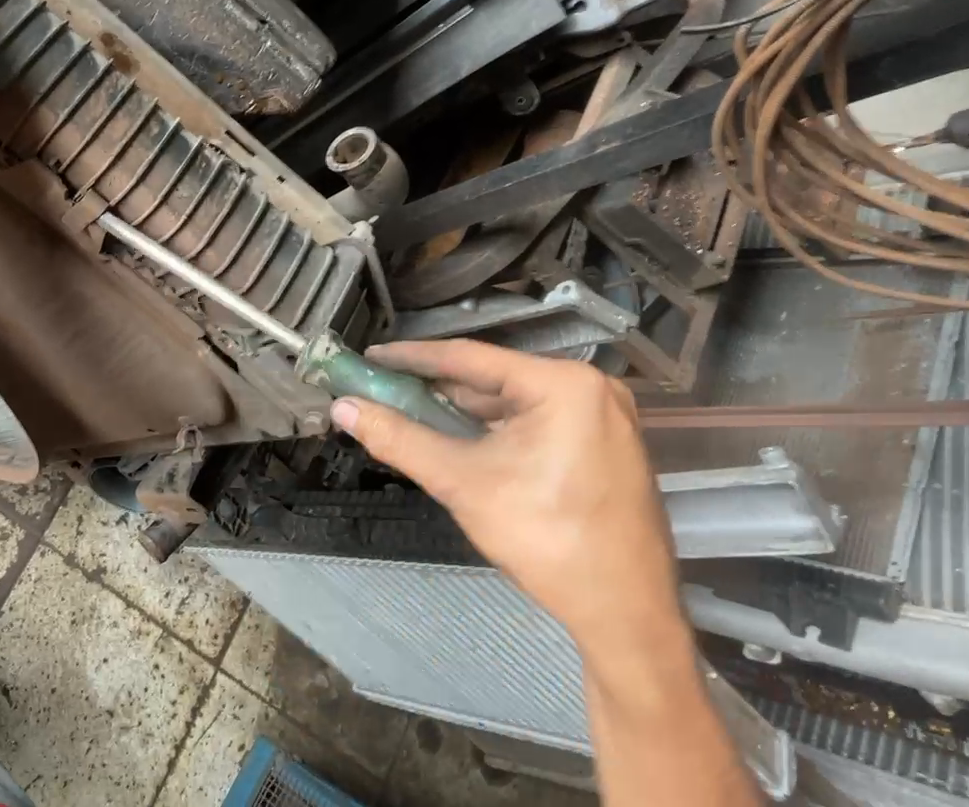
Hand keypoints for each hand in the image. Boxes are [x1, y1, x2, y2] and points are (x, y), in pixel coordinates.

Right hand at [329, 340, 679, 646]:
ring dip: (458, 410)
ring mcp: (602, 418)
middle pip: (490, 379)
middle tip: (379, 390)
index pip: (468, 358)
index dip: (410, 357)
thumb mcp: (461, 481)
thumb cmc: (546, 538)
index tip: (368, 356)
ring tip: (404, 413)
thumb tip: (343, 407)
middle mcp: (590, 389)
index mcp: (563, 385)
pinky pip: (532, 422)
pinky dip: (489, 429)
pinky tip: (452, 438)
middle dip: (432, 388)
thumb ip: (398, 438)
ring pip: (509, 403)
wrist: (625, 612)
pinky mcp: (602, 445)